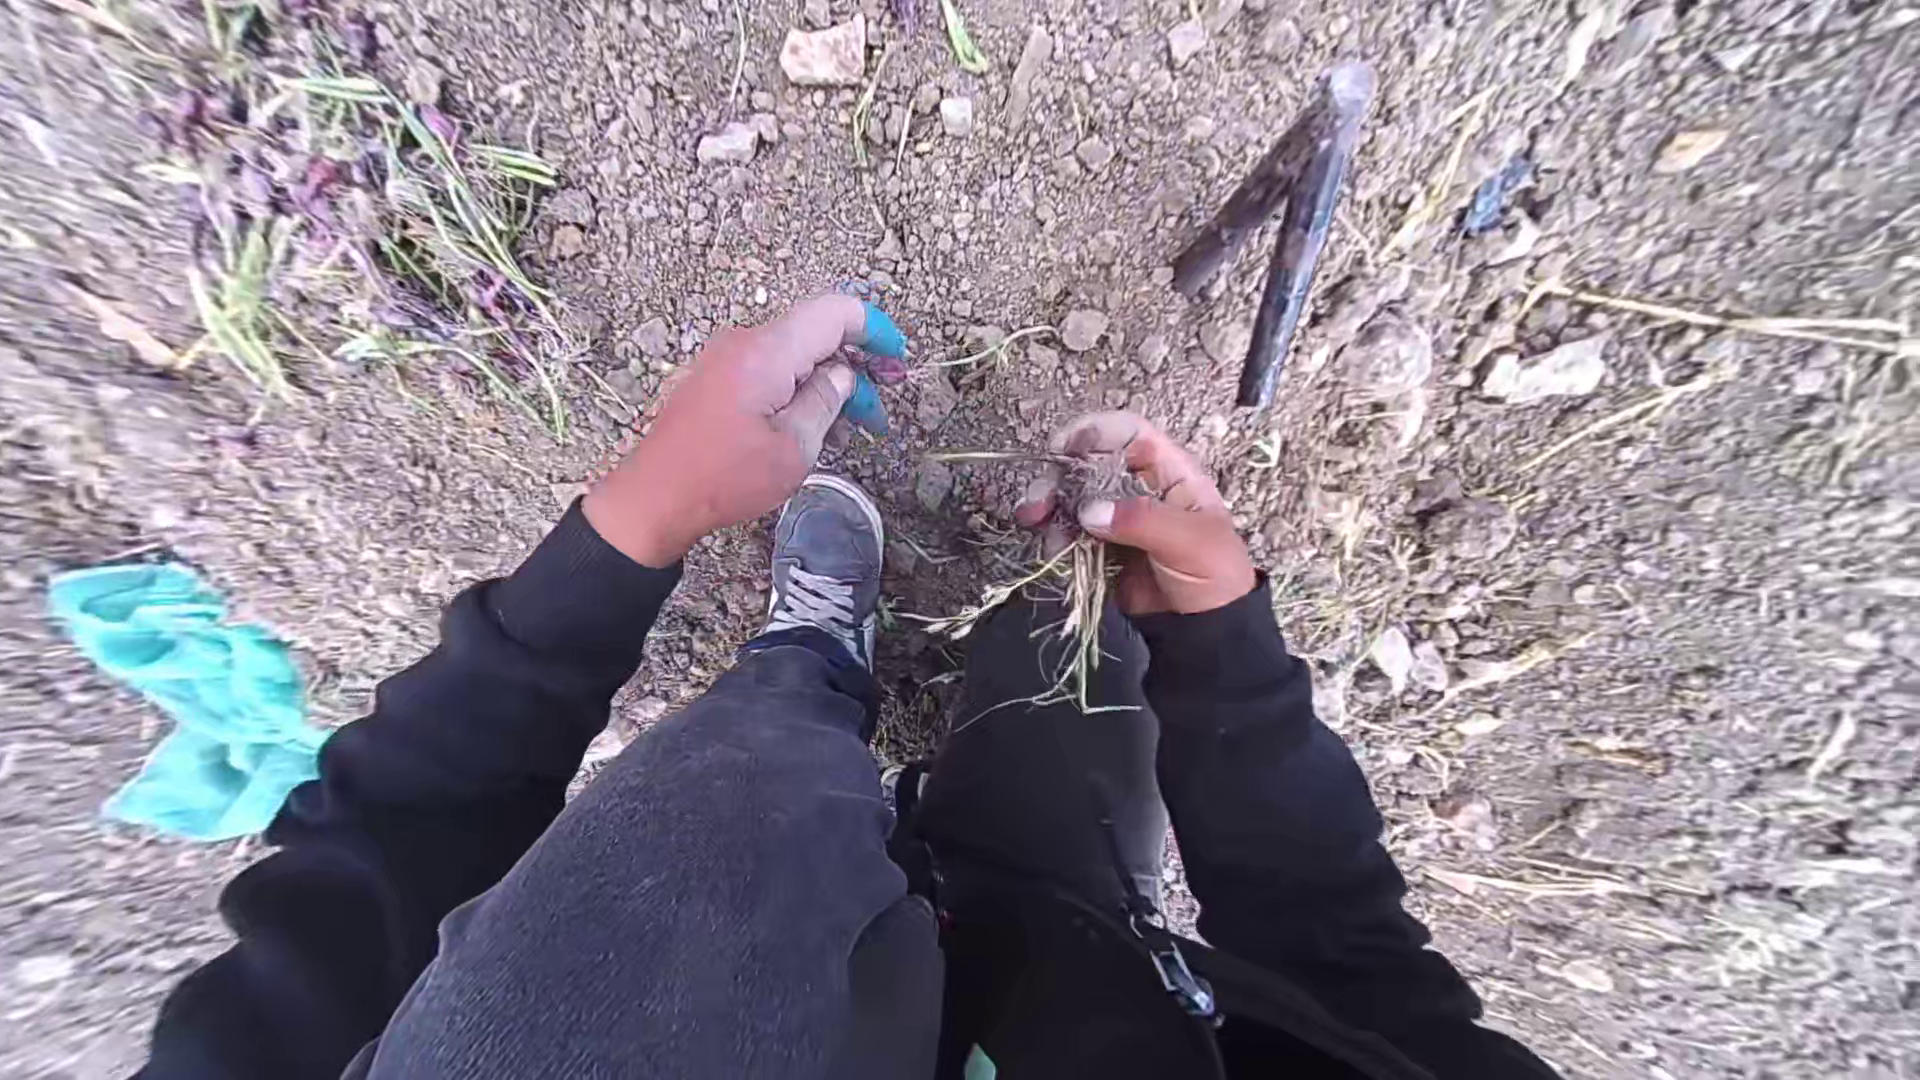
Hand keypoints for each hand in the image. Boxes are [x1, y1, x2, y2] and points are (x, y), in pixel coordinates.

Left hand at [584, 294, 902, 566]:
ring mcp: (728, 360)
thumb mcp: (794, 446)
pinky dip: (801, 392)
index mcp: (768, 352)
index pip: (834, 312)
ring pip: (795, 358)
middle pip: (816, 336)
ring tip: (849, 431)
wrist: (656, 497)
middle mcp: (746, 344)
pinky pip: (771, 373)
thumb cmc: (726, 477)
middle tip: (878, 413)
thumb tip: (842, 373)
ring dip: (828, 387)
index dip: (874, 328)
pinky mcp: (718, 380)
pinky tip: (813, 428)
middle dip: (855, 369)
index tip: (898, 358)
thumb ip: (825, 400)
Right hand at [1016, 412, 1255, 614]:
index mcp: (1168, 471)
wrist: (1203, 628)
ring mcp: (1113, 516)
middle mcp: (1134, 486)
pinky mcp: (1096, 545)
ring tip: (1034, 523)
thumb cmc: (1213, 576)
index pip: (1128, 432)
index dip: (1095, 431)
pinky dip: (1052, 536)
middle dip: (1057, 476)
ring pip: (1069, 496)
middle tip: (1038, 501)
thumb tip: (1090, 511)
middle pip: (1087, 463)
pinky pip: (1066, 531)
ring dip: (1047, 506)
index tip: (1065, 448)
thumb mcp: (1191, 542)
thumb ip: (1143, 520)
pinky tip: (1052, 550)